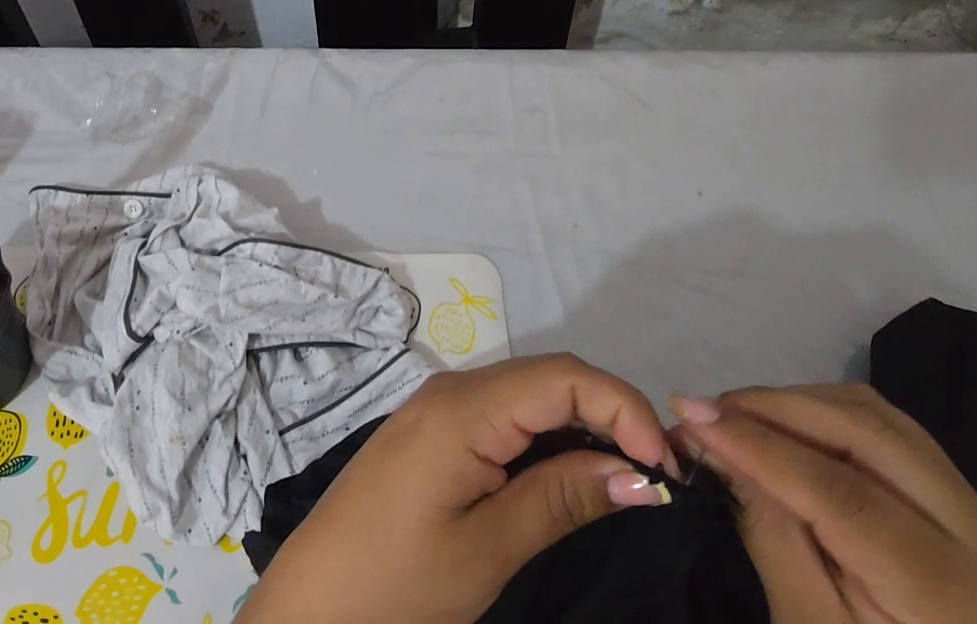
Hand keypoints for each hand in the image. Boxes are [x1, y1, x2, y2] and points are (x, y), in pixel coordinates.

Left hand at [238, 354, 678, 623]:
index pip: (564, 376)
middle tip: (654, 479)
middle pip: (549, 379)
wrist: (310, 607)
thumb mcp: (488, 547)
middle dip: (610, 416)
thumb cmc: (396, 582)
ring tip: (622, 482)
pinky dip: (546, 440)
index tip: (665, 468)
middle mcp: (451, 390)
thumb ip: (563, 498)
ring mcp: (439, 408)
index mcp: (463, 406)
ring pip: (530, 397)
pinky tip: (568, 478)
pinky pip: (504, 418)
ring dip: (581, 429)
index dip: (624, 408)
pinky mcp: (434, 433)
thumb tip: (643, 474)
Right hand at [672, 385, 976, 623]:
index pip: (844, 493)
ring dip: (795, 406)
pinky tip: (776, 429)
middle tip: (702, 408)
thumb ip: (768, 531)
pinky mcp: (967, 502)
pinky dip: (822, 417)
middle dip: (775, 408)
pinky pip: (888, 431)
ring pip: (878, 418)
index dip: (760, 446)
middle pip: (869, 433)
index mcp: (952, 593)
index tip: (689, 414)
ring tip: (731, 418)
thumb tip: (713, 444)